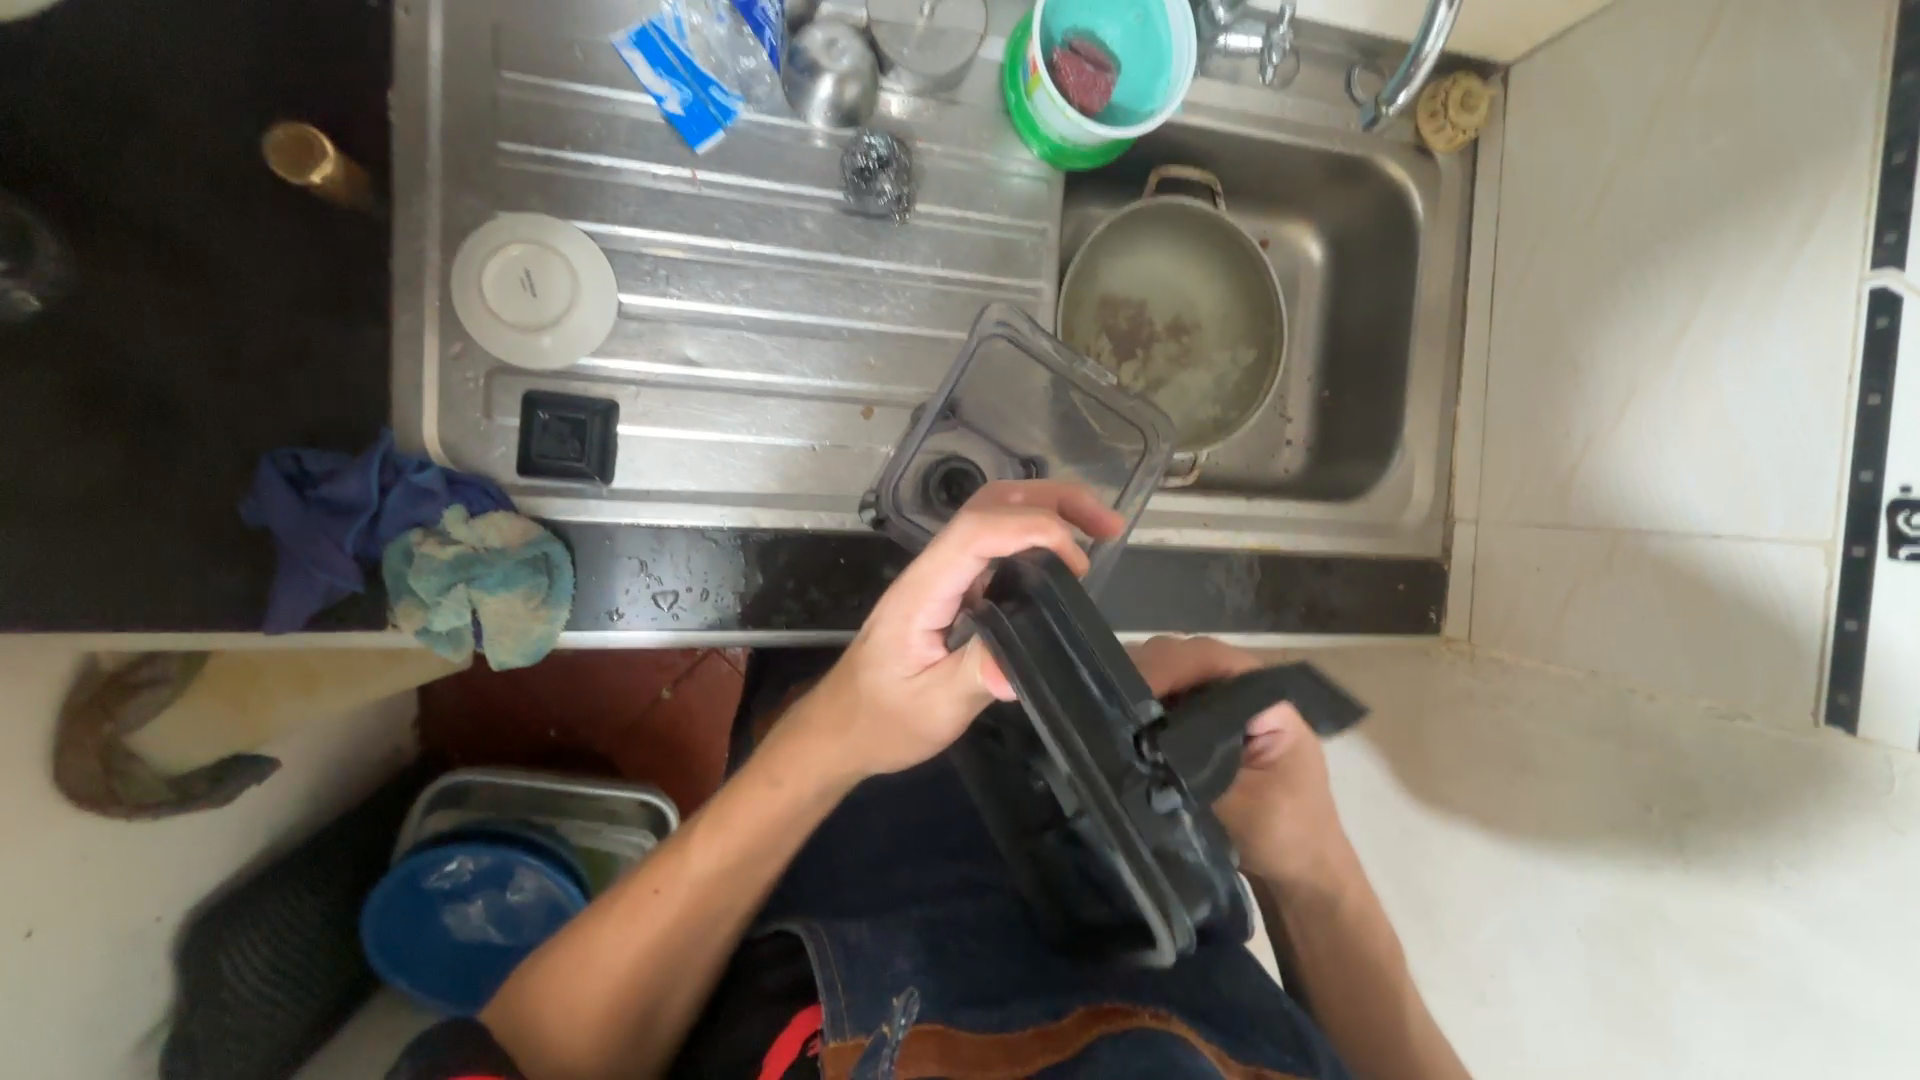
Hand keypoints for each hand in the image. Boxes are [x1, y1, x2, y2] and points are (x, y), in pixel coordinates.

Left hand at [799, 480, 1124, 781]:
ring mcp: (942, 578)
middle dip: (1051, 501)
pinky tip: (1064, 564)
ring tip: (1100, 533)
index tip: (1078, 561)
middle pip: (988, 506)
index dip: (1031, 529)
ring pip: (992, 518)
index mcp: (923, 590)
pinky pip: (995, 549)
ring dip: (1046, 512)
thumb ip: (973, 678)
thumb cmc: (881, 720)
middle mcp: (932, 571)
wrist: (842, 728)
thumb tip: (1018, 665)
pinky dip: (1035, 540)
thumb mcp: (931, 708)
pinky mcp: (952, 593)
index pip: (975, 532)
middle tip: (1108, 526)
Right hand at [1128, 636, 1354, 888]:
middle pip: (1184, 658)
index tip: (1129, 689)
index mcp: (1265, 699)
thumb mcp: (1240, 808)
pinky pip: (1165, 702)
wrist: (1303, 877)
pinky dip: (1140, 707)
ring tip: (1105, 709)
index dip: (1167, 665)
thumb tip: (1138, 747)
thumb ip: (1193, 770)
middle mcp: (1241, 691)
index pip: (1210, 659)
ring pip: (1170, 676)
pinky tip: (1117, 723)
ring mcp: (1220, 707)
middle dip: (1144, 671)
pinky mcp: (1202, 726)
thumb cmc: (1286, 839)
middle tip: (1104, 698)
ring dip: (1138, 687)